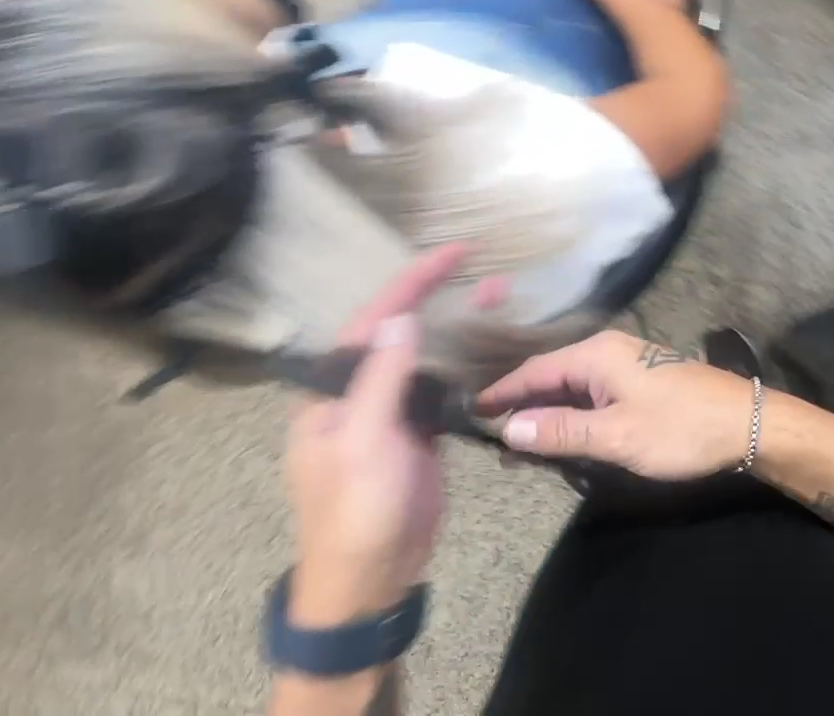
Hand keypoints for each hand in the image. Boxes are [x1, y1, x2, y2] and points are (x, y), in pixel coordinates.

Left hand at [283, 245, 464, 626]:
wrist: (369, 579)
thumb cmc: (356, 511)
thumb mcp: (364, 443)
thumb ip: (381, 380)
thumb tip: (403, 319)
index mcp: (333, 390)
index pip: (373, 320)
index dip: (410, 282)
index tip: (453, 253)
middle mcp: (359, 393)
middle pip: (401, 331)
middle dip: (441, 297)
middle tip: (488, 274)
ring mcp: (391, 413)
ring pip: (426, 356)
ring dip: (459, 327)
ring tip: (500, 299)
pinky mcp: (418, 434)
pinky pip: (441, 387)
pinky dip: (466, 364)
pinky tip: (492, 350)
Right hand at [473, 331, 756, 480]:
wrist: (748, 423)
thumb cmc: (681, 429)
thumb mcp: (616, 436)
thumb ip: (562, 431)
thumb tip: (509, 428)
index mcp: (598, 354)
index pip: (536, 370)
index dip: (503, 392)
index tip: (472, 410)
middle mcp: (609, 348)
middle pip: (553, 373)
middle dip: (523, 401)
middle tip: (491, 432)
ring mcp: (629, 362)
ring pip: (574, 383)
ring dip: (548, 408)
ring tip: (520, 435)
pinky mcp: (643, 378)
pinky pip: (594, 390)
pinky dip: (573, 409)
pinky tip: (565, 429)